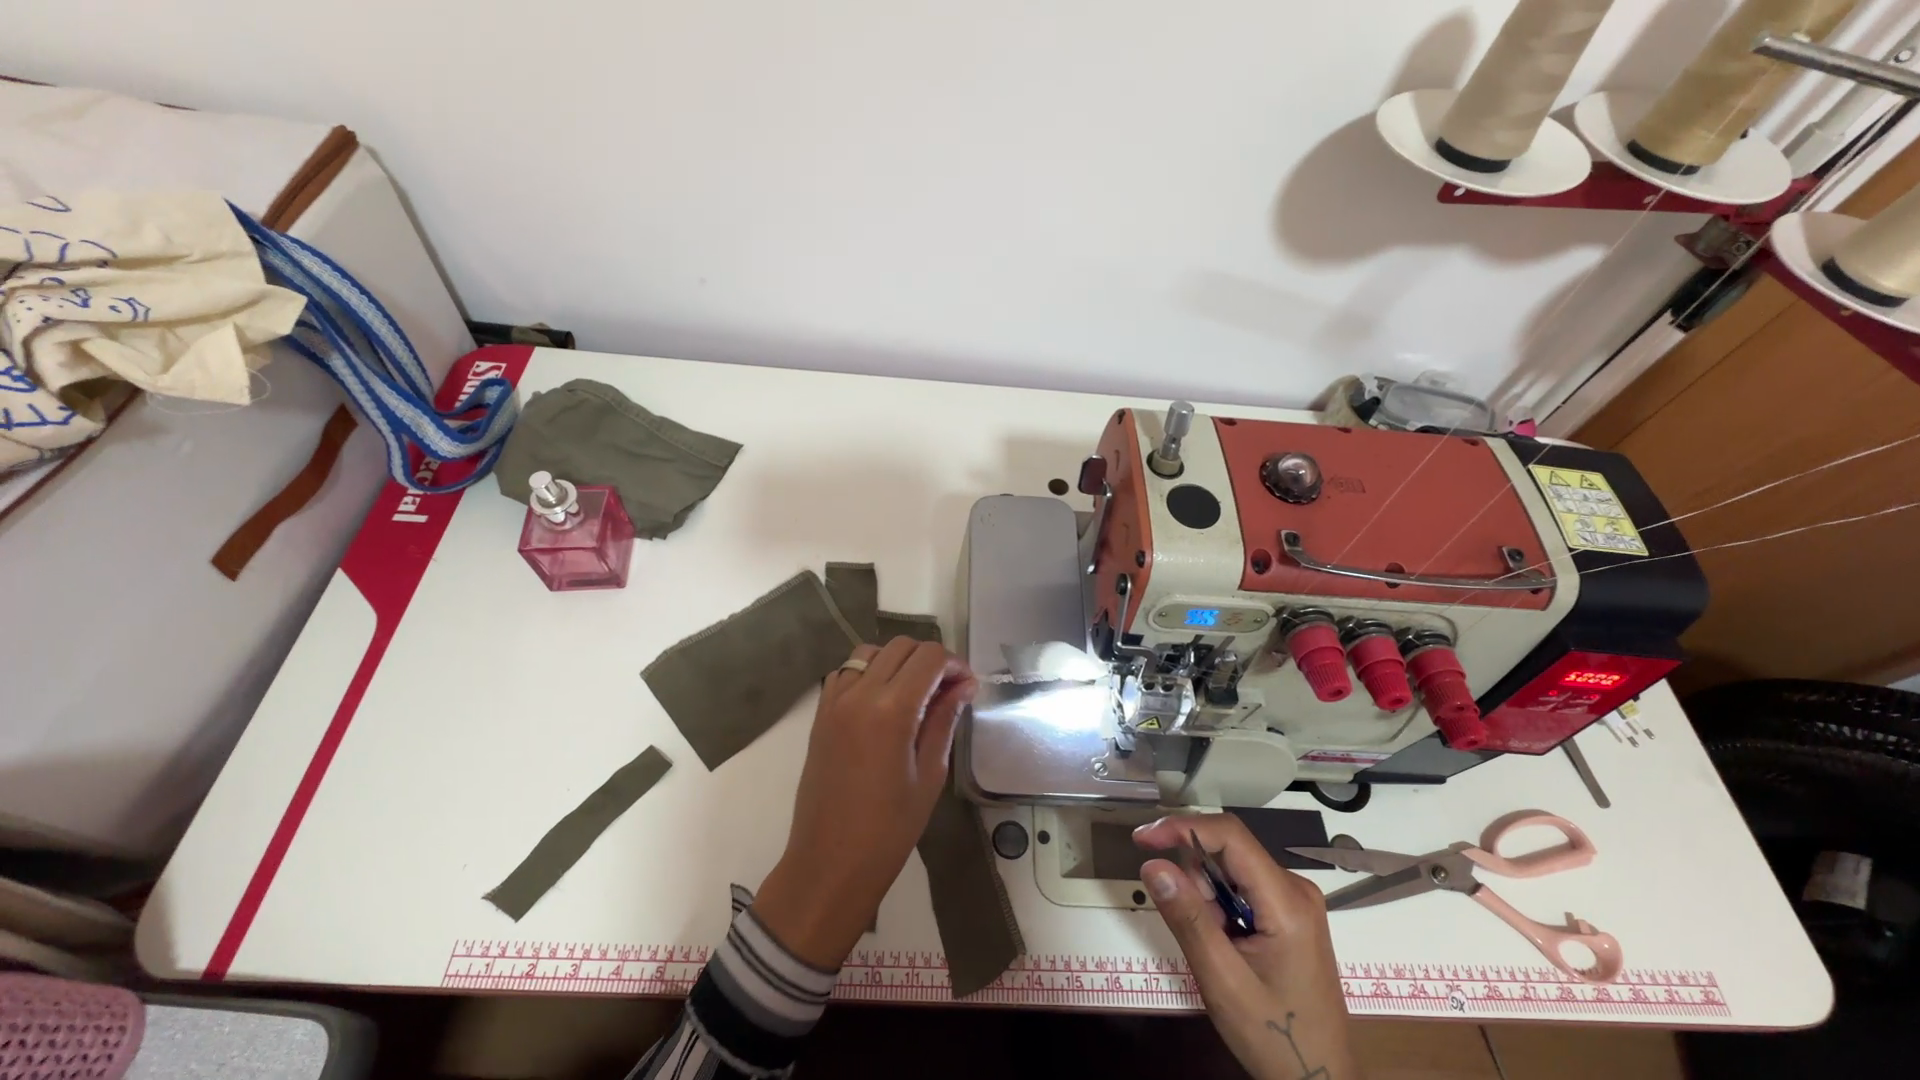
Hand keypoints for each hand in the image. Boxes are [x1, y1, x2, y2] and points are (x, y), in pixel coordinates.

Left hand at [753, 637, 977, 969]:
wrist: (830, 862)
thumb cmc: (889, 829)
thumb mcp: (930, 775)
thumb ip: (944, 721)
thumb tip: (963, 686)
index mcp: (891, 710)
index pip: (929, 658)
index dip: (954, 665)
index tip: (968, 687)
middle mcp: (858, 695)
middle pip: (900, 647)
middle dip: (930, 660)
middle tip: (948, 691)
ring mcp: (833, 703)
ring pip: (870, 653)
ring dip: (898, 663)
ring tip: (916, 695)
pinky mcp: (820, 716)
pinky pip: (845, 674)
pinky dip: (868, 674)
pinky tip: (883, 703)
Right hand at [1135, 814, 1356, 1079]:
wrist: (1319, 1079)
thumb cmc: (1271, 1034)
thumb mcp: (1221, 979)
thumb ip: (1187, 917)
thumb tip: (1153, 864)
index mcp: (1287, 900)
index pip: (1230, 836)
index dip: (1181, 827)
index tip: (1142, 839)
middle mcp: (1296, 889)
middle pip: (1230, 851)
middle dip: (1195, 875)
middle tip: (1185, 922)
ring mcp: (1296, 902)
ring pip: (1234, 871)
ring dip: (1207, 895)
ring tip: (1213, 946)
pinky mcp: (1291, 915)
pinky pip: (1244, 889)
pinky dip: (1221, 907)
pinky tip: (1225, 944)